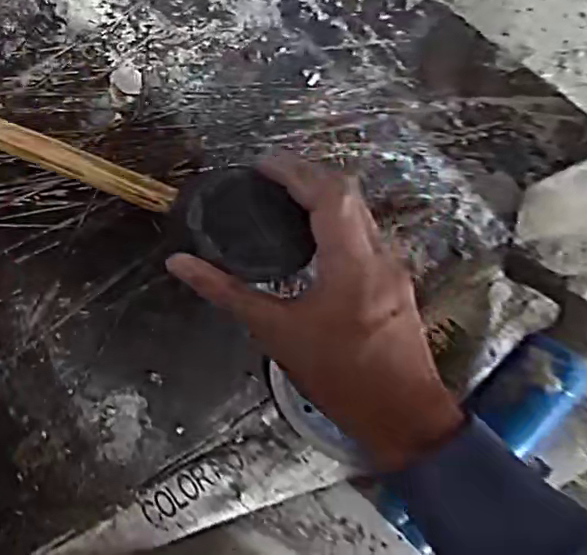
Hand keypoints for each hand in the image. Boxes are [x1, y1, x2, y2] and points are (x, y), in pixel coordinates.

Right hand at [166, 152, 463, 471]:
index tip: (259, 164)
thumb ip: (226, 292)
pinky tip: (310, 225)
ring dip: (321, 190)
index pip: (327, 195)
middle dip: (305, 172)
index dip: (292, 171)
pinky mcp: (394, 280)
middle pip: (346, 192)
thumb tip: (179, 263)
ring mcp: (391, 266)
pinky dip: (334, 212)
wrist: (407, 423)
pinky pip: (362, 227)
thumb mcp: (275, 333)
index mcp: (351, 262)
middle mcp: (378, 255)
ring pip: (358, 208)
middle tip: (265, 171)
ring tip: (282, 189)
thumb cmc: (340, 376)